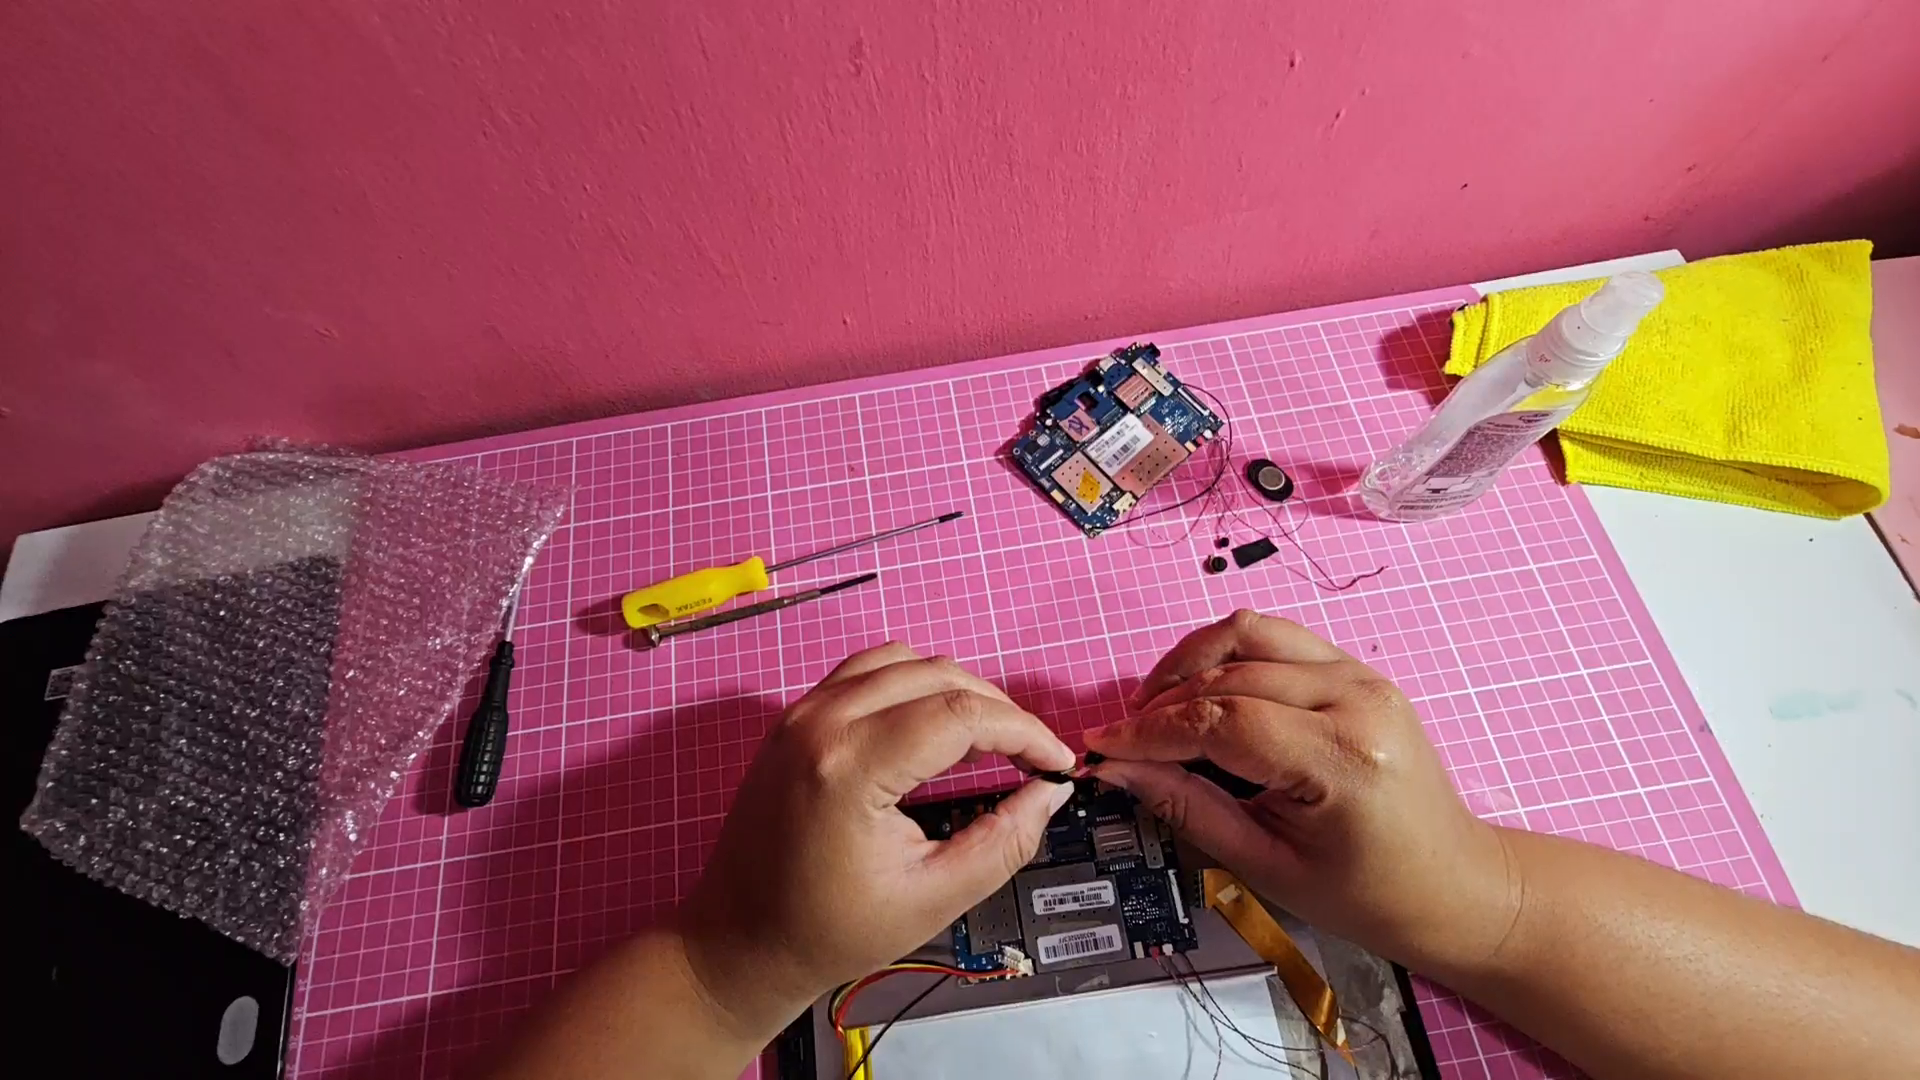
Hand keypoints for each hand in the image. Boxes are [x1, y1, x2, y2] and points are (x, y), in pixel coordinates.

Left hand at [678, 643, 1075, 1039]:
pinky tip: (932, 718)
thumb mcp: (931, 899)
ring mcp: (802, 709)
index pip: (961, 714)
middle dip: (997, 708)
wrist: (735, 939)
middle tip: (1029, 754)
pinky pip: (868, 668)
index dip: (1023, 731)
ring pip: (905, 660)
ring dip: (956, 688)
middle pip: (938, 675)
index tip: (1056, 762)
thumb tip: (1049, 791)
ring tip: (987, 735)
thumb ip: (1003, 842)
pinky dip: (913, 680)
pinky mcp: (796, 713)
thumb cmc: (827, 931)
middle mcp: (823, 719)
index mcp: (851, 767)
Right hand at [1085, 610, 1519, 971]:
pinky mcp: (1354, 667)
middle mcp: (1355, 697)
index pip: (1222, 720)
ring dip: (1187, 664)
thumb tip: (1118, 769)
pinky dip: (1223, 653)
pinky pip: (1271, 635)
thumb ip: (1187, 806)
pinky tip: (1201, 686)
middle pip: (1227, 675)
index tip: (1103, 746)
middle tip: (1123, 739)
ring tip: (1156, 706)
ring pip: (1244, 635)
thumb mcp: (1268, 866)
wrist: (1459, 885)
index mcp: (1344, 757)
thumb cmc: (1371, 894)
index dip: (1151, 732)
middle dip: (1160, 704)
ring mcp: (1359, 673)